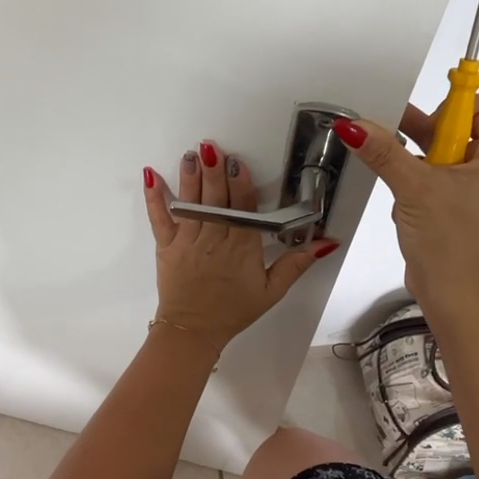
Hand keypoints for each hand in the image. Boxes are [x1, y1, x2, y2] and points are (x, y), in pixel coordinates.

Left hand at [141, 141, 337, 352]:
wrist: (193, 332)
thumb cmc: (233, 311)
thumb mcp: (272, 291)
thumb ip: (296, 264)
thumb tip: (326, 243)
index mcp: (241, 248)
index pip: (243, 209)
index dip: (240, 184)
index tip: (238, 162)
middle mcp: (214, 240)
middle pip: (216, 201)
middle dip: (213, 172)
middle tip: (210, 147)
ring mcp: (187, 242)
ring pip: (190, 204)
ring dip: (190, 178)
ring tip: (191, 155)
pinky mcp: (166, 247)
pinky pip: (158, 220)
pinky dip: (154, 198)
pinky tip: (151, 176)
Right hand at [334, 94, 478, 308]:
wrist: (452, 297)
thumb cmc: (448, 239)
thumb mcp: (415, 188)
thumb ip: (384, 151)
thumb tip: (352, 123)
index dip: (455, 107)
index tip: (425, 124)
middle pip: (457, 128)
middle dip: (424, 130)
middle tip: (392, 134)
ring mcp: (470, 190)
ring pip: (439, 154)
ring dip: (412, 156)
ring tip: (387, 162)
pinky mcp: (451, 207)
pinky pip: (431, 177)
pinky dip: (411, 179)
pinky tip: (397, 195)